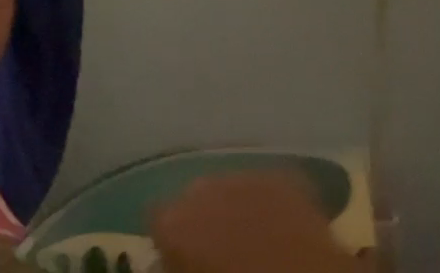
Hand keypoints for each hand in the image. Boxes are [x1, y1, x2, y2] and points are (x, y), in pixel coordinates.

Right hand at [150, 171, 362, 272]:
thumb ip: (175, 267)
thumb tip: (173, 263)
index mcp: (172, 221)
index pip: (156, 221)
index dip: (171, 242)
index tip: (183, 260)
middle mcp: (200, 187)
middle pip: (194, 199)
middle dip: (206, 222)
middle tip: (223, 255)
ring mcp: (242, 176)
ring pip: (230, 189)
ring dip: (236, 209)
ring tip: (256, 241)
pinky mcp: (282, 176)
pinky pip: (267, 188)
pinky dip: (270, 205)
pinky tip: (284, 229)